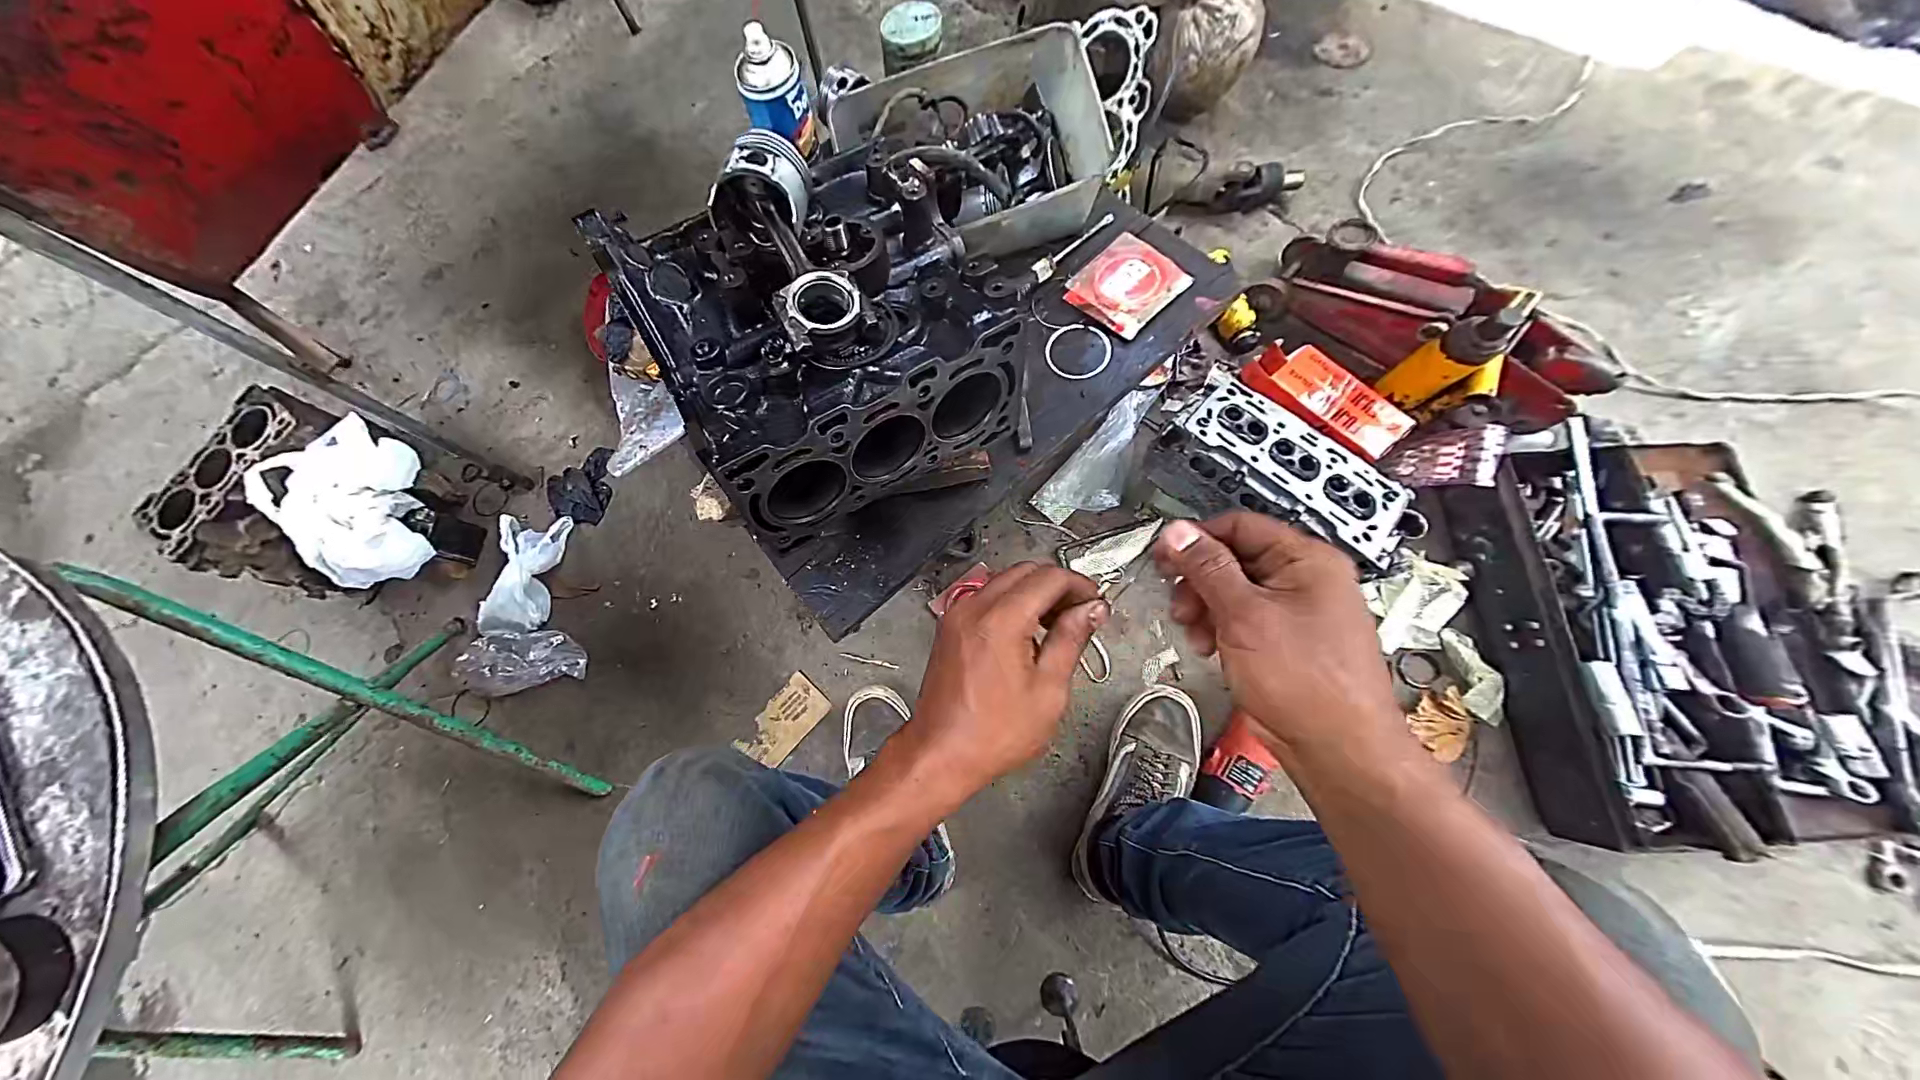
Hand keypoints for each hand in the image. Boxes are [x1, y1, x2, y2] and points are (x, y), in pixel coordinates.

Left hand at [887, 563, 1106, 807]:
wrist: (942, 752)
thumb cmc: (989, 734)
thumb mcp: (1048, 690)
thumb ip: (1071, 639)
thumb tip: (1089, 611)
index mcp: (1000, 621)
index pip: (1049, 578)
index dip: (1080, 586)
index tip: (1094, 602)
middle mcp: (974, 610)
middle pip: (1026, 571)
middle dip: (1059, 586)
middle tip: (1081, 612)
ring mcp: (958, 615)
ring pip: (1005, 580)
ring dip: (1035, 592)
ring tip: (1057, 625)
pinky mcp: (950, 626)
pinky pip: (986, 597)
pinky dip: (1011, 602)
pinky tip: (1027, 632)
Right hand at [1154, 514, 1403, 759]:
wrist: (1336, 748)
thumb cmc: (1309, 685)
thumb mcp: (1244, 615)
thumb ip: (1208, 569)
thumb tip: (1180, 534)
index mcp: (1308, 560)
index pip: (1240, 526)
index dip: (1197, 539)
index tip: (1166, 557)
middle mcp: (1306, 581)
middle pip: (1233, 559)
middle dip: (1199, 581)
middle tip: (1180, 602)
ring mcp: (1296, 612)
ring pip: (1233, 591)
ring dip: (1205, 608)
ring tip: (1196, 632)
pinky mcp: (1285, 640)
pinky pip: (1243, 619)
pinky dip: (1220, 628)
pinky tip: (1211, 647)